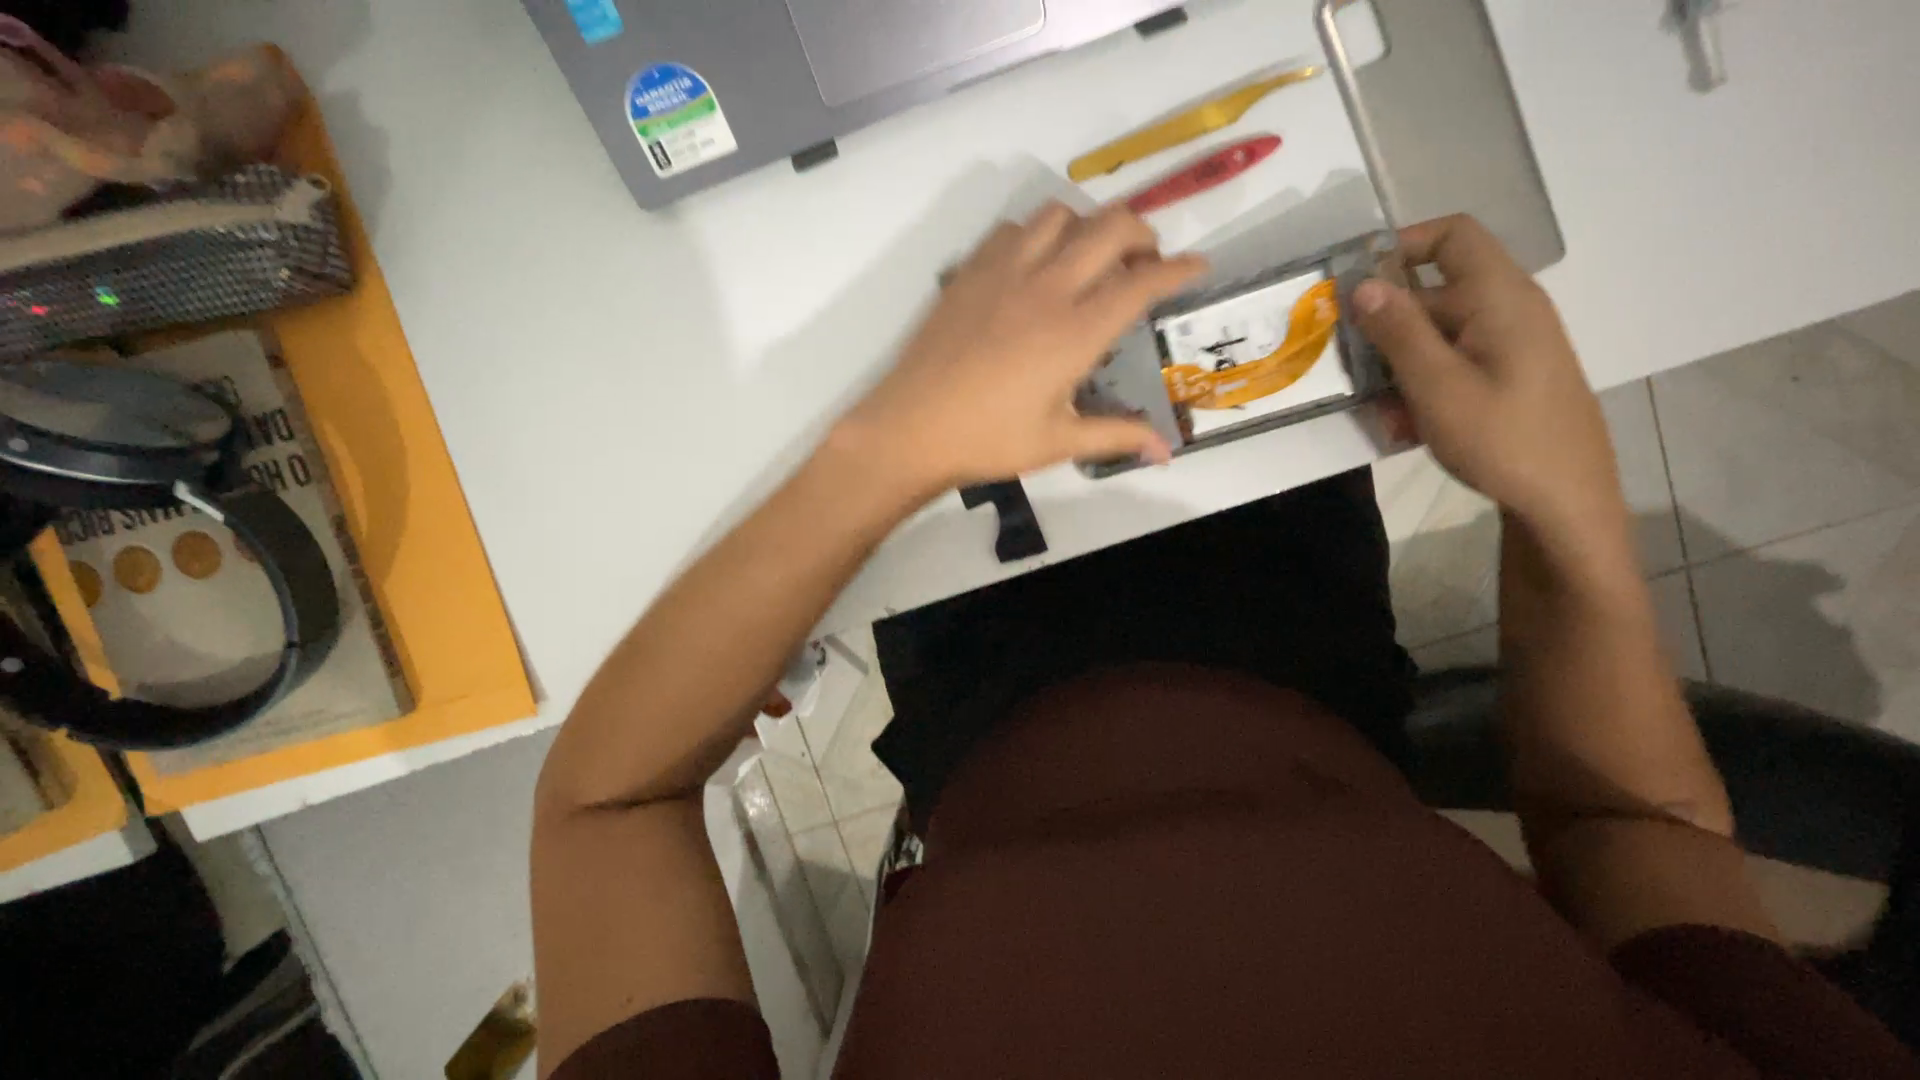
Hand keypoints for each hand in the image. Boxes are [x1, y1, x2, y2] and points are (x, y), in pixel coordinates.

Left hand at [833, 202, 1206, 494]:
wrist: (910, 429)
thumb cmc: (988, 441)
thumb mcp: (1059, 443)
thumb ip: (1117, 435)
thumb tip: (1166, 452)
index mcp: (1076, 332)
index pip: (1142, 283)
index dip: (1179, 270)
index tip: (1199, 266)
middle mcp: (1046, 288)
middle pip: (1110, 227)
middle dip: (1143, 233)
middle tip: (1146, 260)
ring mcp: (1003, 274)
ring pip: (1059, 215)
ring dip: (1087, 225)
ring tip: (1091, 256)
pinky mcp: (969, 273)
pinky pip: (1011, 230)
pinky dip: (1037, 233)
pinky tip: (1036, 263)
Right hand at [1353, 215, 1626, 538]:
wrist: (1567, 501)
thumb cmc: (1504, 439)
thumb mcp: (1438, 387)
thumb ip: (1399, 332)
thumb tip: (1362, 284)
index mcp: (1500, 297)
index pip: (1452, 235)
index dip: (1403, 243)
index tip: (1356, 281)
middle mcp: (1508, 308)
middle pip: (1435, 289)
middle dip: (1387, 322)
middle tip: (1348, 362)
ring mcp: (1510, 343)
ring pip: (1438, 332)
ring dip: (1399, 362)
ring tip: (1379, 409)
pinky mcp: (1507, 374)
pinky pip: (1453, 361)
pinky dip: (1423, 383)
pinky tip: (1405, 424)